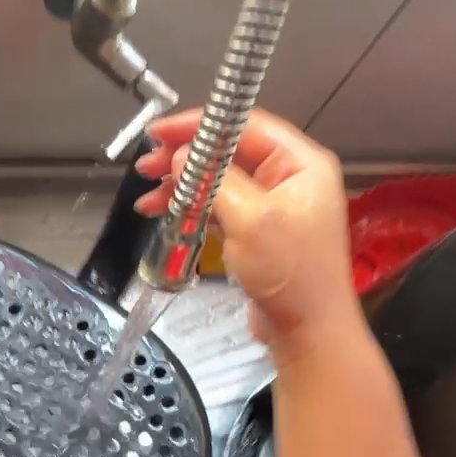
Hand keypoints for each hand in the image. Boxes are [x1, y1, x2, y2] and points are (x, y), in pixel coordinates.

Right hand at [133, 108, 354, 351]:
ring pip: (220, 182)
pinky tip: (168, 214)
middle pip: (229, 153)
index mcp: (301, 164)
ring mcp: (274, 207)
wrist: (307, 330)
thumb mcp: (251, 220)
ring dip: (183, 187)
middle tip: (148, 167)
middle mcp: (290, 179)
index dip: (199, 125)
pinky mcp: (259, 233)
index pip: (245, 126)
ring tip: (149, 198)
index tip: (160, 133)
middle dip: (185, 158)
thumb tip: (184, 155)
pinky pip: (221, 209)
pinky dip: (194, 209)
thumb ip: (216, 181)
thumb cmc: (291, 276)